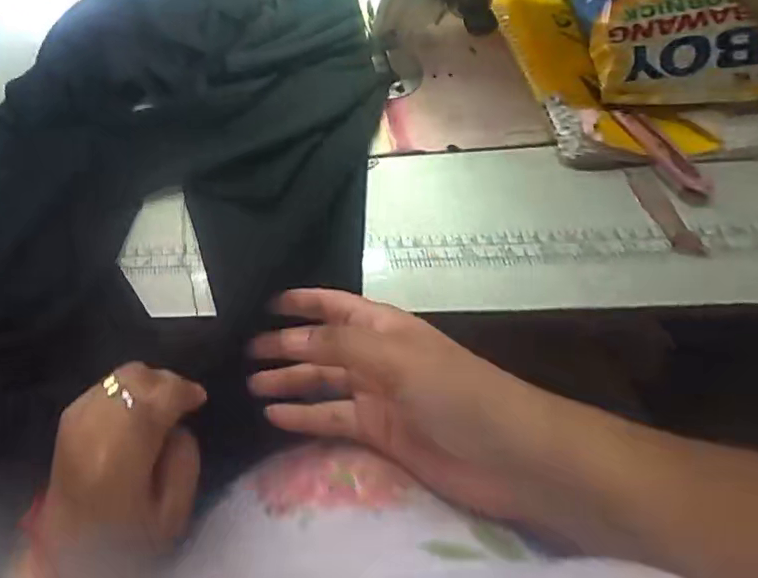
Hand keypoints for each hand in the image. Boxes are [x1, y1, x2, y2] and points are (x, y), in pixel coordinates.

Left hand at [24, 363, 206, 577]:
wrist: (68, 551)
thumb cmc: (124, 539)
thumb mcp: (170, 517)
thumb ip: (185, 463)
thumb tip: (178, 426)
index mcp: (120, 452)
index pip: (159, 396)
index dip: (184, 390)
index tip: (199, 398)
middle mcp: (95, 423)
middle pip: (138, 377)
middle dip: (165, 382)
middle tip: (181, 400)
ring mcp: (77, 416)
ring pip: (120, 376)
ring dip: (145, 383)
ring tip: (159, 404)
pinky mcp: (67, 416)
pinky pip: (104, 385)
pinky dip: (124, 389)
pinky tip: (133, 410)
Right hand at [249, 288, 582, 523]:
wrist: (510, 455)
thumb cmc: (454, 390)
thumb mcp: (395, 358)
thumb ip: (341, 347)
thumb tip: (294, 336)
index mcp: (383, 326)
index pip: (335, 305)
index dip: (303, 301)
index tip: (267, 303)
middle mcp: (376, 356)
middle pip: (322, 347)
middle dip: (287, 346)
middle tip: (247, 352)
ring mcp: (378, 395)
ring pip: (323, 383)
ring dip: (290, 382)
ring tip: (252, 385)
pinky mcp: (380, 433)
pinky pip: (333, 420)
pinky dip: (305, 418)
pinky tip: (276, 417)